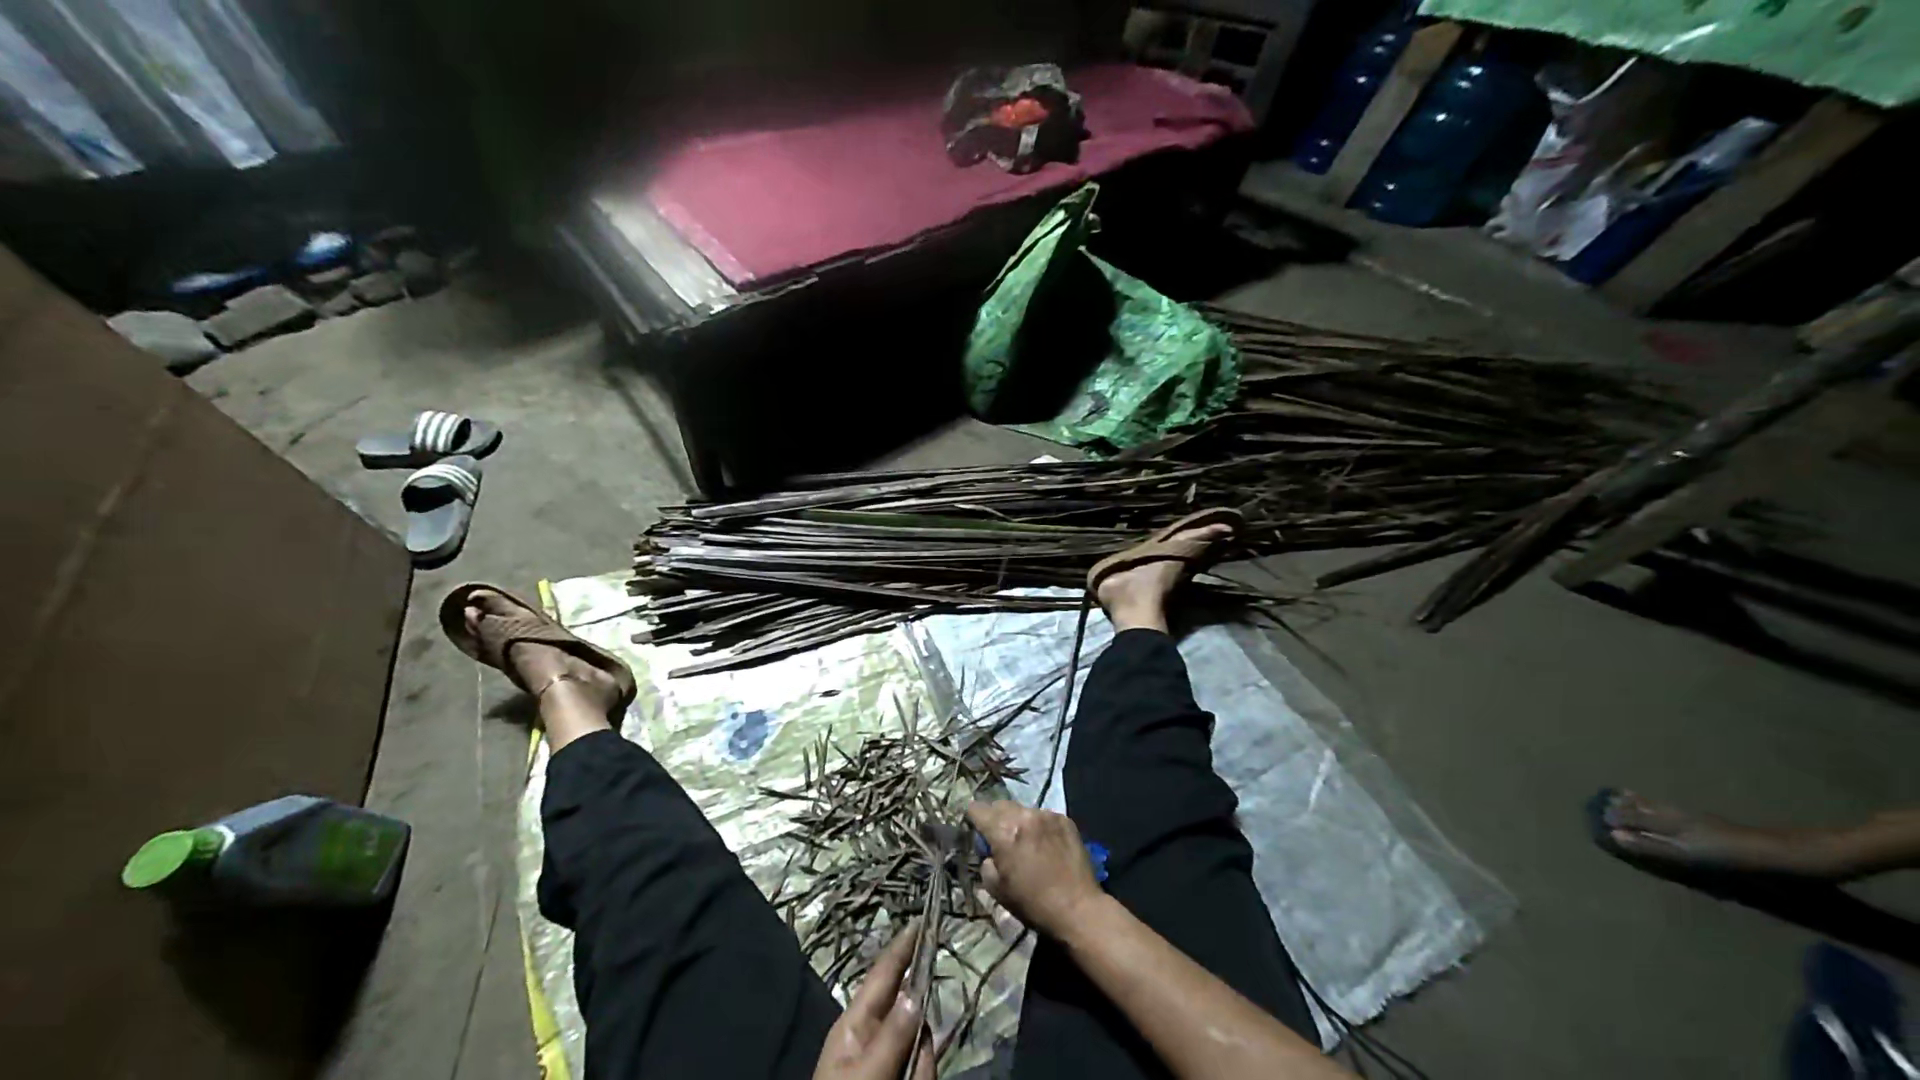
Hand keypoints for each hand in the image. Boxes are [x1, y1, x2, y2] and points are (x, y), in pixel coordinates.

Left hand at [812, 920, 933, 1079]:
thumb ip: (893, 1036)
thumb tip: (916, 991)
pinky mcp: (894, 1075)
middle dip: (919, 1048)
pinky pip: (919, 1072)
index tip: (923, 919)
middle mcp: (871, 1035)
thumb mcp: (865, 1075)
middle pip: (911, 1018)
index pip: (884, 974)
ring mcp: (883, 1059)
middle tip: (912, 1077)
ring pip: (920, 1050)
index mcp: (854, 1023)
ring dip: (919, 1074)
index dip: (903, 946)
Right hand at [966, 800, 1103, 937]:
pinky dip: (1040, 826)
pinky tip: (1047, 845)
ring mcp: (1047, 815)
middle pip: (1000, 804)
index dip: (973, 818)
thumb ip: (986, 862)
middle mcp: (1025, 816)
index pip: (977, 809)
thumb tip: (990, 852)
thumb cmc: (1032, 903)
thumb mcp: (996, 889)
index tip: (976, 828)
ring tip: (1028, 842)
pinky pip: (1044, 816)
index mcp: (1003, 831)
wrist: (1077, 908)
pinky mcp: (1065, 820)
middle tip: (1002, 838)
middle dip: (996, 818)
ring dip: (1020, 822)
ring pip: (1024, 810)